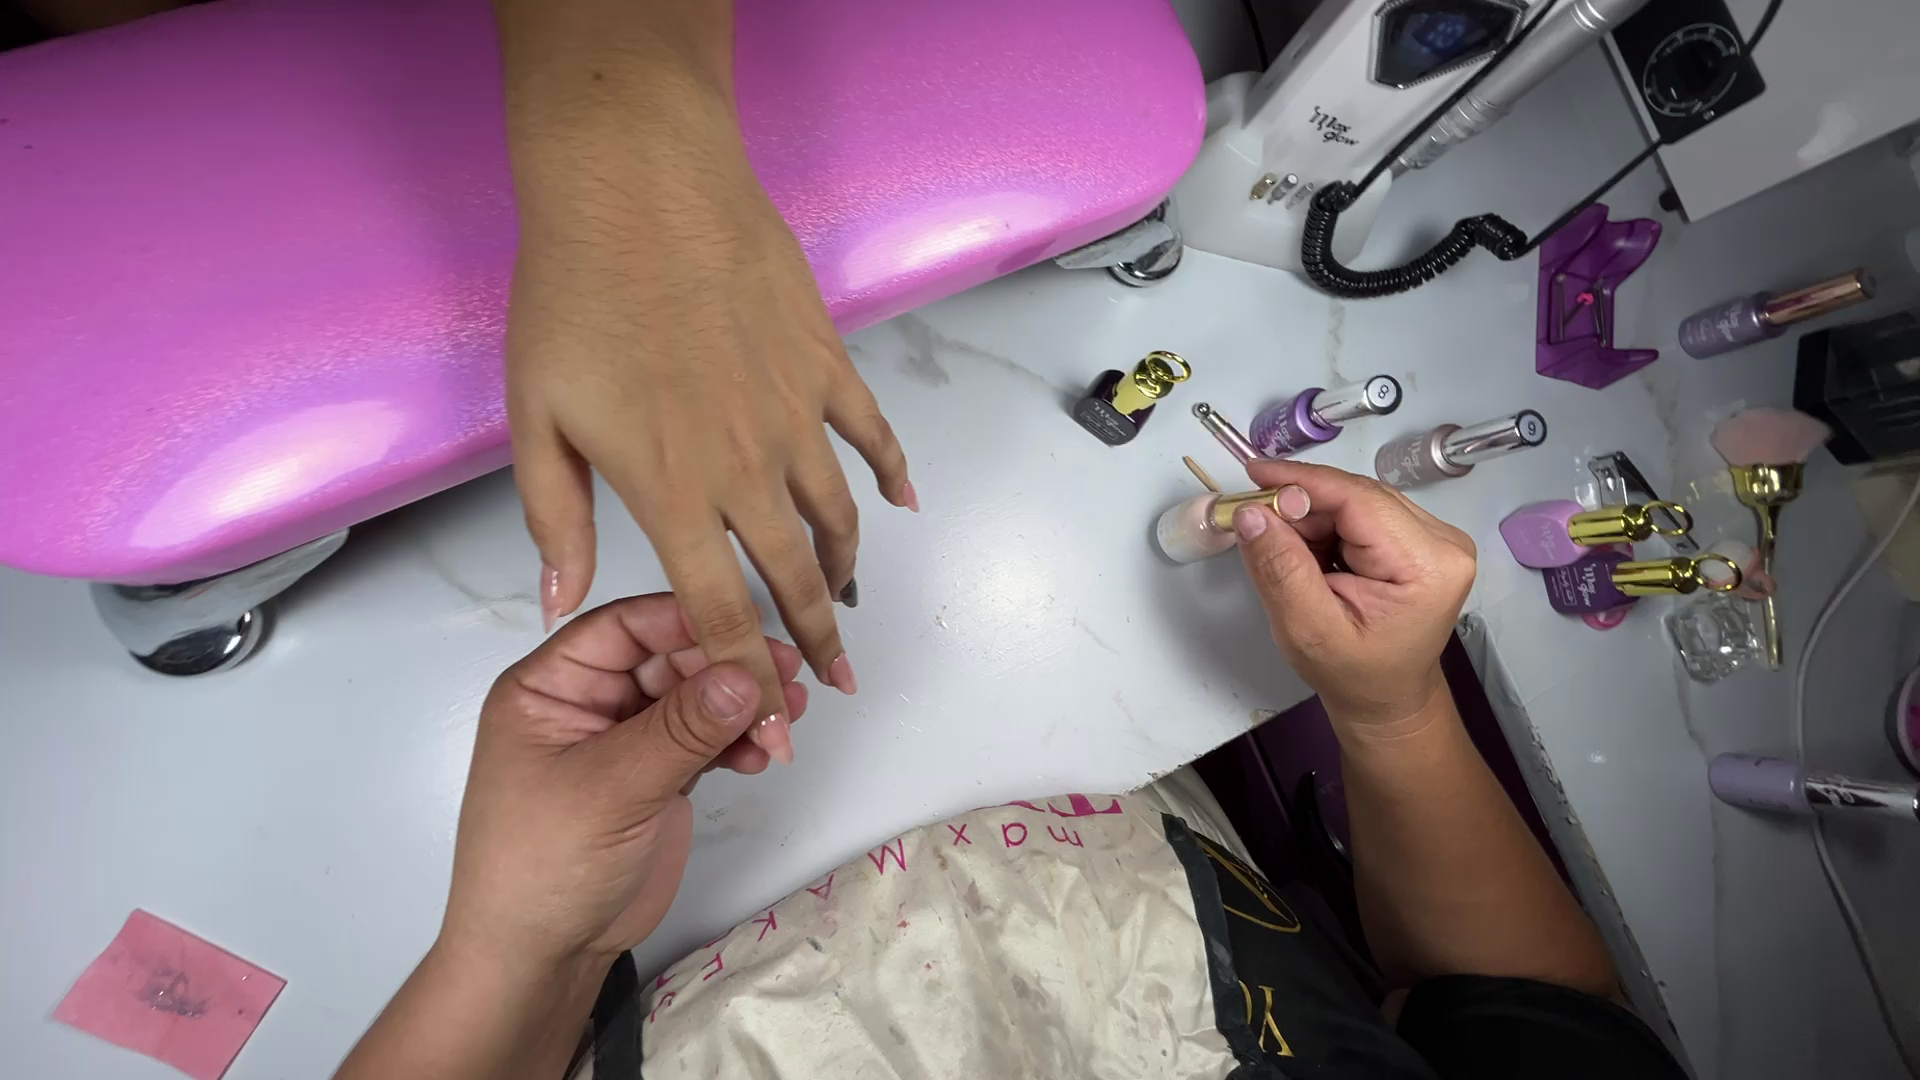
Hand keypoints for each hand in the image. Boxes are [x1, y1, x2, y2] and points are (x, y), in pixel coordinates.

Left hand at [440, 593, 808, 972]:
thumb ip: (681, 730)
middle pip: (674, 658)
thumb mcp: (610, 790)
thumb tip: (747, 676)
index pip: (627, 627)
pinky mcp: (663, 769)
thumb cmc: (546, 867)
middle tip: (787, 678)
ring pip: (700, 696)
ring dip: (747, 706)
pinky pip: (711, 736)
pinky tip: (765, 755)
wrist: (546, 960)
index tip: (750, 627)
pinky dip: (742, 741)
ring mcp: (632, 735)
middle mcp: (594, 699)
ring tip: (791, 718)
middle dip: (731, 670)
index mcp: (554, 685)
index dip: (687, 620)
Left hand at [502, 60, 911, 751]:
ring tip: (848, 599)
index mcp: (672, 492)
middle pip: (796, 579)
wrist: (640, 193)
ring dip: (848, 568)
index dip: (747, 675)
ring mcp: (800, 420)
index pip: (721, 612)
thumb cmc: (575, 300)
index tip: (775, 712)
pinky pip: (874, 436)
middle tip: (837, 678)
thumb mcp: (537, 418)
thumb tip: (558, 604)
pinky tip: (903, 501)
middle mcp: (748, 472)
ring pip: (840, 518)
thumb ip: (555, 520)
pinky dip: (894, 473)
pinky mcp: (829, 372)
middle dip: (817, 642)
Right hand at [1232, 461, 1475, 730]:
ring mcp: (1431, 538)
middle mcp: (1441, 542)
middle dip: (1300, 504)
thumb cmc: (1351, 673)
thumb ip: (1279, 569)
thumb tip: (1251, 514)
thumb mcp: (1305, 628)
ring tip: (1283, 549)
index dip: (1303, 482)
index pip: (1359, 500)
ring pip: (1352, 501)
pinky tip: (1306, 552)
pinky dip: (1321, 526)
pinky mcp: (1414, 540)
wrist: (1384, 698)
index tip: (1253, 475)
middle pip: (1356, 496)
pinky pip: (1356, 514)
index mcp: (1426, 565)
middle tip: (1255, 522)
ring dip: (1308, 517)